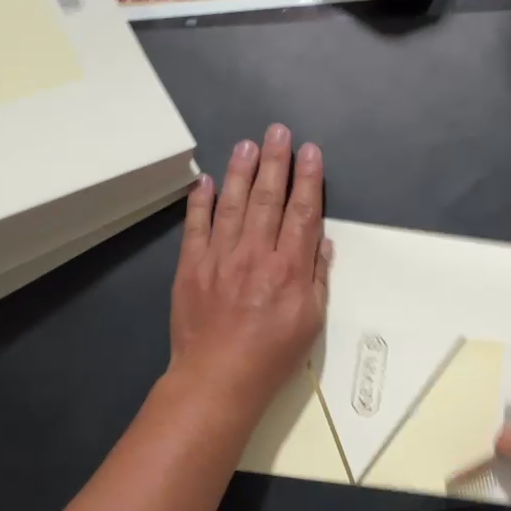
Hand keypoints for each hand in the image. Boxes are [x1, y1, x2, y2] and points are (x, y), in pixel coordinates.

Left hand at [169, 125, 329, 412]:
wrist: (217, 378)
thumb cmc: (272, 356)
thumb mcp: (311, 322)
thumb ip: (316, 278)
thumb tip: (320, 241)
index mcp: (289, 268)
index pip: (302, 212)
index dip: (308, 179)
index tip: (311, 152)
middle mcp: (255, 254)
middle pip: (268, 198)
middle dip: (275, 161)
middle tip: (278, 132)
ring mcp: (219, 257)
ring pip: (232, 203)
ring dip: (241, 171)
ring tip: (247, 144)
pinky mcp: (191, 267)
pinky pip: (196, 226)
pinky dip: (201, 202)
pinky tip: (207, 181)